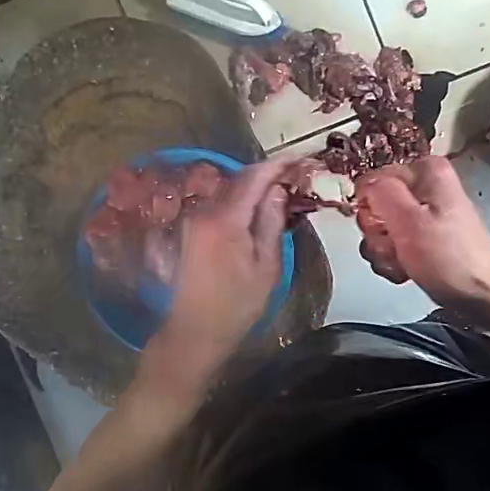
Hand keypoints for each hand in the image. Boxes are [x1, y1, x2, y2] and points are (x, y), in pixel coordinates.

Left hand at [159, 156, 306, 356]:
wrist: (195, 331)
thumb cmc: (237, 305)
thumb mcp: (266, 266)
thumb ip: (271, 223)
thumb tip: (277, 192)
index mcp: (225, 220)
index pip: (253, 179)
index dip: (277, 165)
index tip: (298, 159)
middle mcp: (204, 213)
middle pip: (239, 182)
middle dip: (267, 175)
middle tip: (294, 176)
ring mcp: (193, 221)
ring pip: (228, 193)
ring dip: (253, 189)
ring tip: (280, 193)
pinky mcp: (191, 232)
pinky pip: (220, 207)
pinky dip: (240, 202)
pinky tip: (257, 211)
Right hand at [355, 156, 489, 313]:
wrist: (481, 294)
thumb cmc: (449, 259)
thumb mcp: (409, 220)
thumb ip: (381, 192)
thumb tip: (364, 183)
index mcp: (425, 171)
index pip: (371, 182)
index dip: (370, 209)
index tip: (384, 229)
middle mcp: (425, 187)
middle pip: (374, 207)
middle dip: (378, 235)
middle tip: (396, 249)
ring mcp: (424, 215)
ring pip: (380, 231)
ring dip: (385, 253)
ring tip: (405, 264)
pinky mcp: (424, 239)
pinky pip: (393, 247)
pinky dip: (395, 262)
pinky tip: (407, 272)